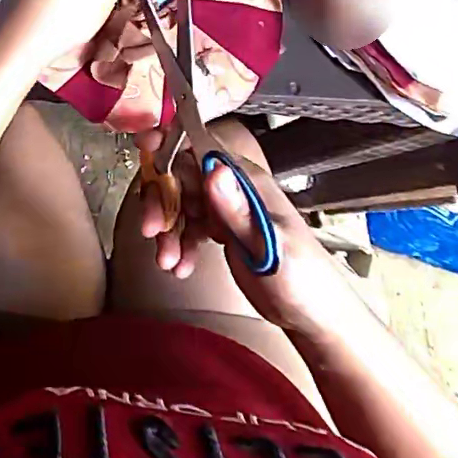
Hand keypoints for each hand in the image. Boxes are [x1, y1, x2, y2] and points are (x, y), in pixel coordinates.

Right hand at [136, 130, 364, 336]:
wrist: (311, 316)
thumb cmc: (301, 278)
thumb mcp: (269, 245)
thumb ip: (238, 209)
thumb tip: (213, 169)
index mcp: (246, 180)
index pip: (202, 145)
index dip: (172, 141)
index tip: (147, 146)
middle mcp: (234, 187)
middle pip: (183, 176)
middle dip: (162, 199)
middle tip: (152, 229)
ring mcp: (227, 208)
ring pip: (181, 203)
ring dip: (167, 228)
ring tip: (166, 259)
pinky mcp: (222, 229)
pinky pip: (188, 226)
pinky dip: (178, 244)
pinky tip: (179, 266)